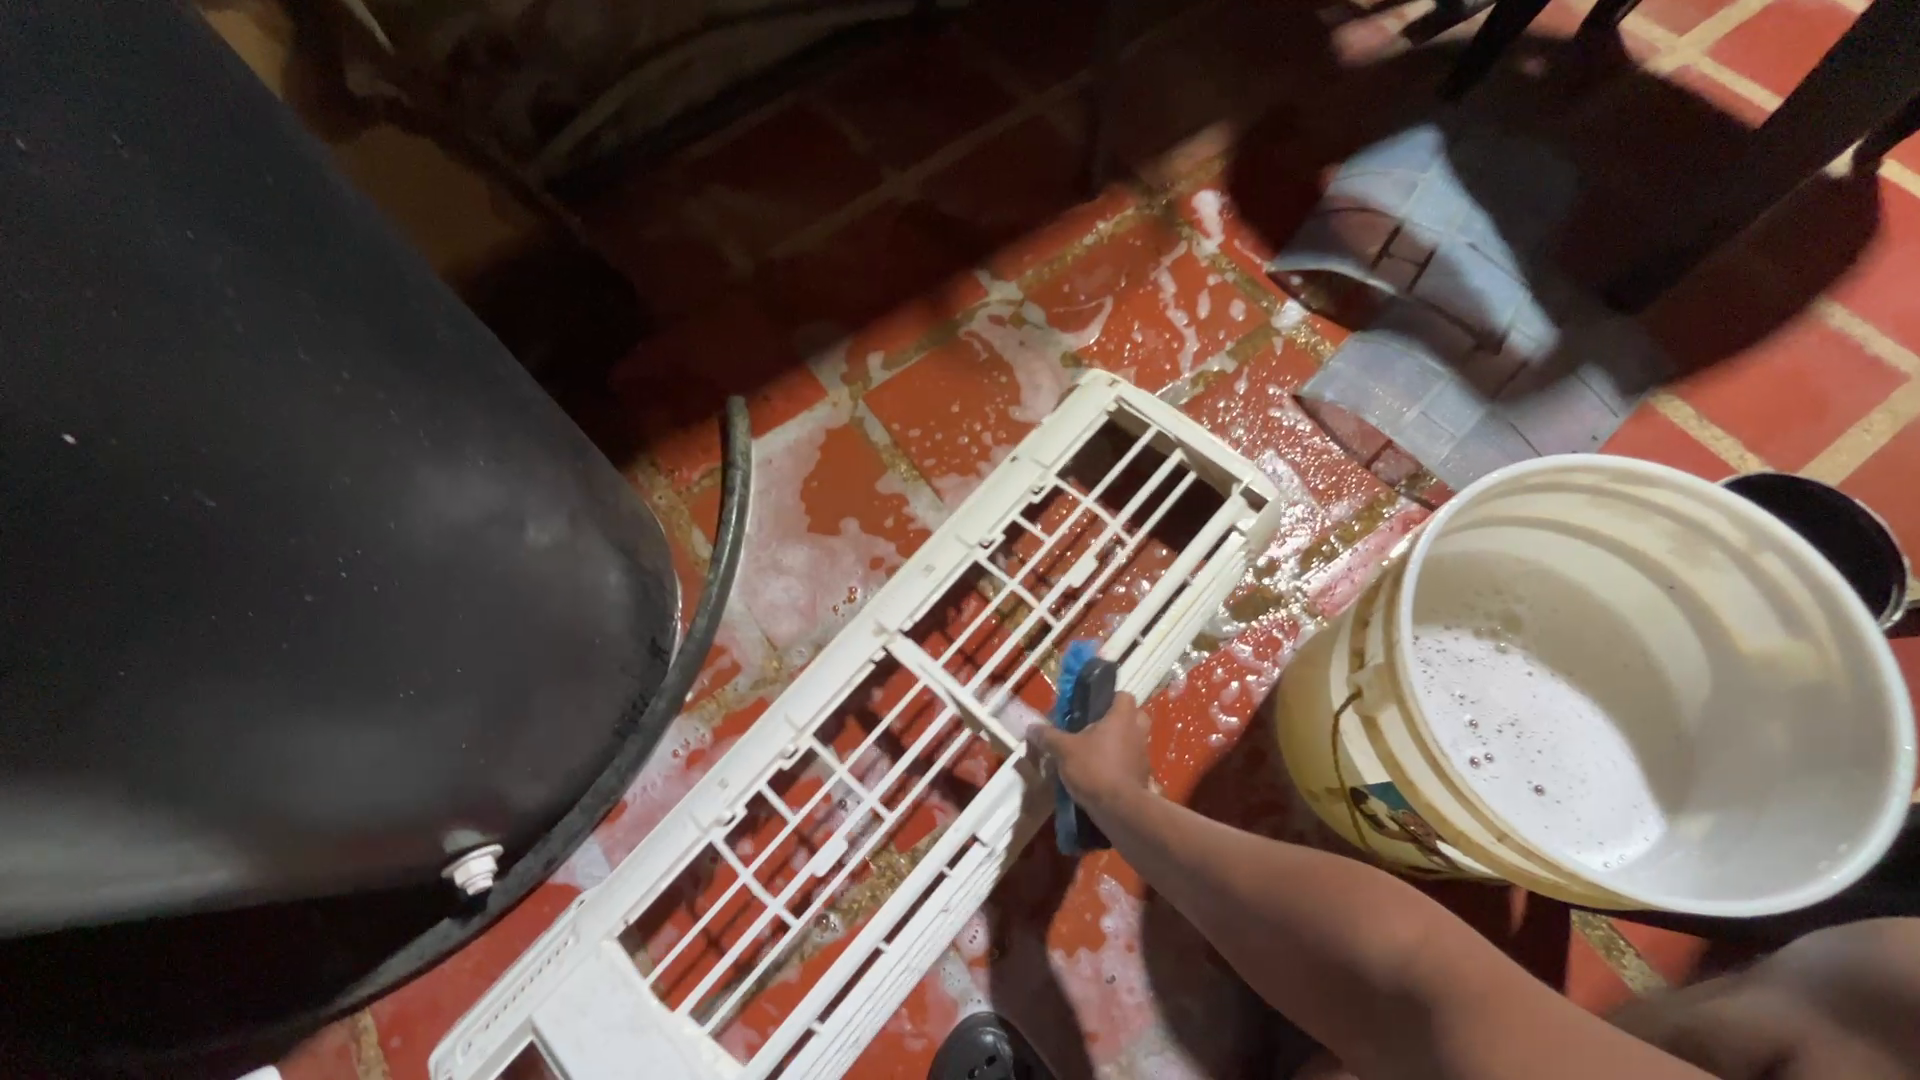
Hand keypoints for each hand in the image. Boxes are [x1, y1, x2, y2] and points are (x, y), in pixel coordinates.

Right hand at [1025, 691, 1153, 810]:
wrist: (1119, 809)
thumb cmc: (1094, 769)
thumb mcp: (1064, 750)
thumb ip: (1048, 736)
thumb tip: (1031, 727)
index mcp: (1122, 718)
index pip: (1124, 695)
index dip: (1110, 698)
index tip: (1093, 707)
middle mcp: (1138, 732)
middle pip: (1134, 717)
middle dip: (1118, 721)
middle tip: (1096, 728)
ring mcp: (1143, 755)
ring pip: (1133, 741)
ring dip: (1119, 744)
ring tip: (1095, 753)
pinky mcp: (1143, 776)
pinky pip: (1131, 763)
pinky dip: (1120, 766)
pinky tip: (1102, 774)